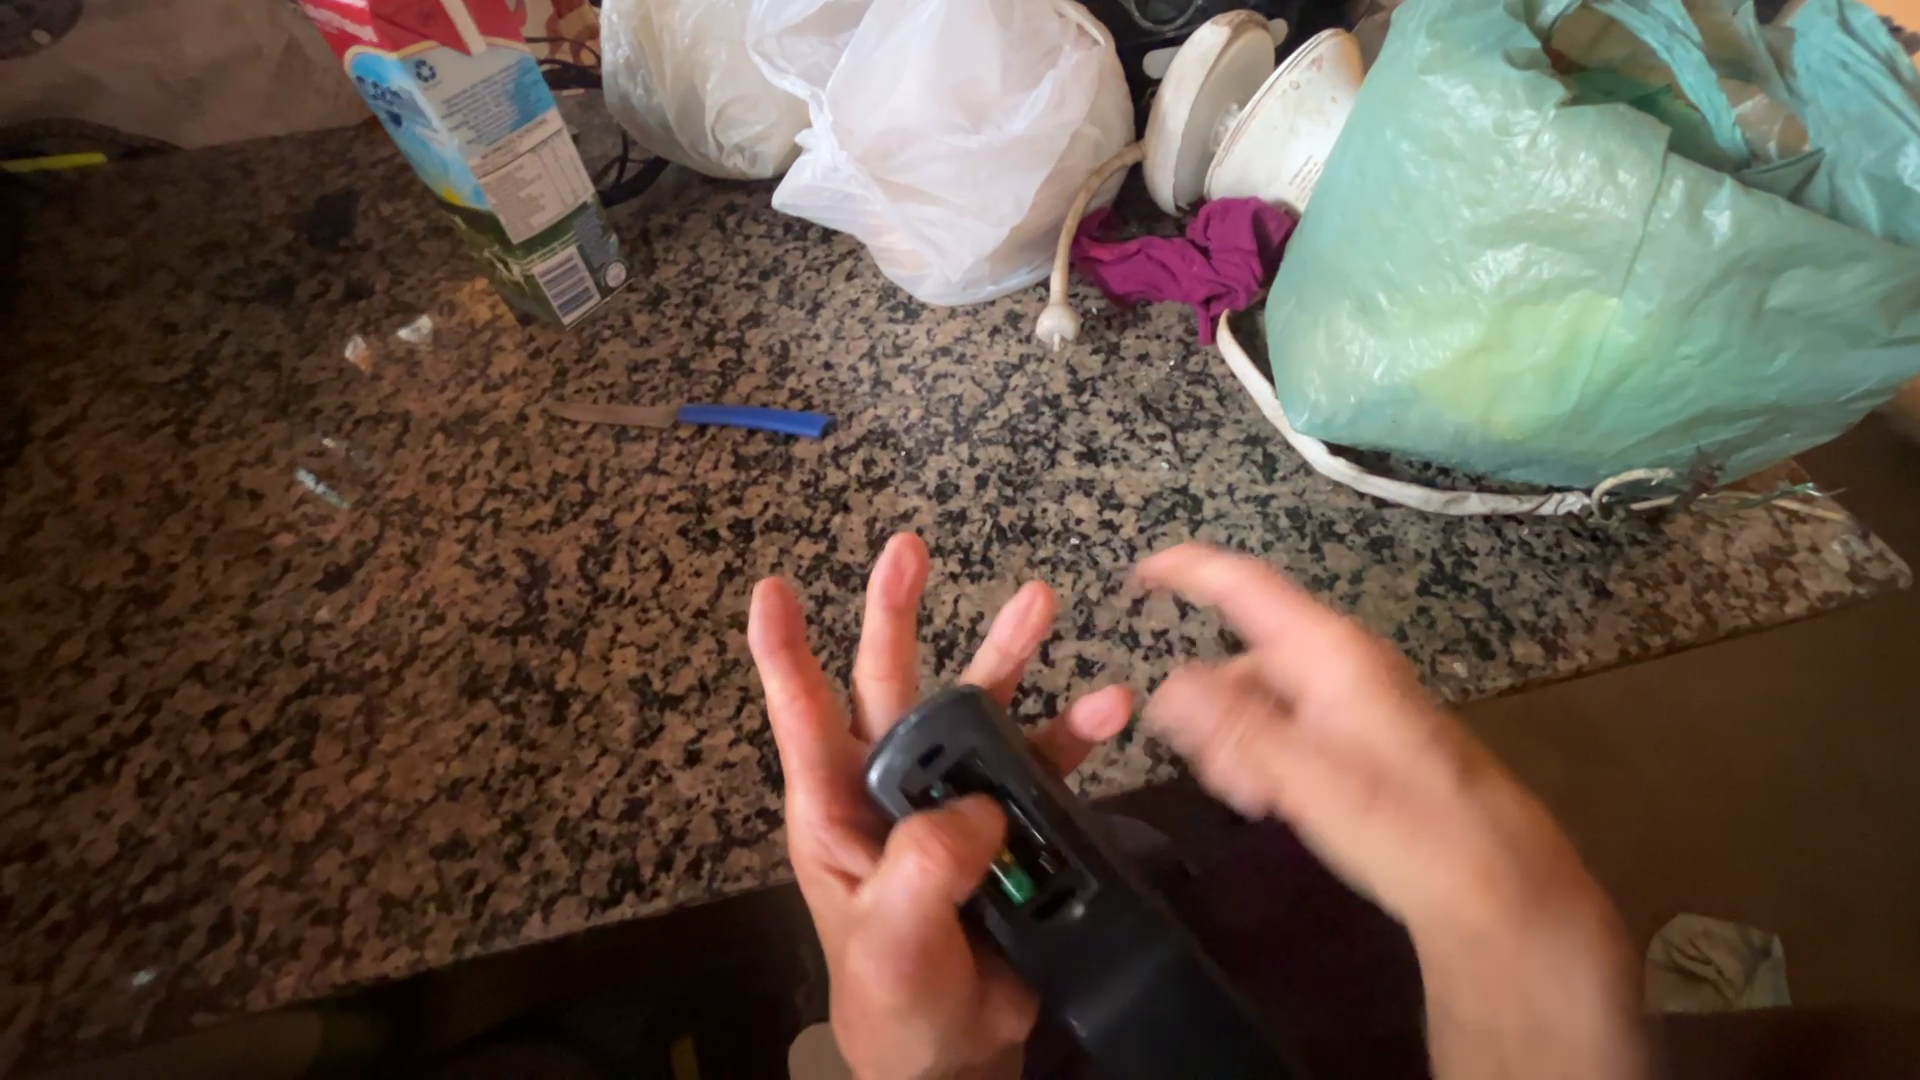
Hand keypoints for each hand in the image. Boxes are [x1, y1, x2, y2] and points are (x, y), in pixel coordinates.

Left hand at [749, 534, 1132, 1079]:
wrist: (961, 1045)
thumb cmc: (896, 998)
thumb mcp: (890, 945)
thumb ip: (921, 874)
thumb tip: (977, 809)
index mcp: (836, 805)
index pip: (802, 719)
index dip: (784, 654)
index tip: (771, 590)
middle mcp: (892, 778)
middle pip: (891, 679)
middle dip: (897, 612)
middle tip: (906, 549)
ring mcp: (954, 787)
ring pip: (976, 701)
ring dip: (1006, 650)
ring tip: (1039, 600)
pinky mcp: (1010, 808)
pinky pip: (1043, 757)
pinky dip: (1074, 728)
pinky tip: (1108, 704)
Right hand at [1137, 544, 1644, 1079]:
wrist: (1496, 888)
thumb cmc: (1408, 823)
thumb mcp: (1308, 775)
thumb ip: (1232, 727)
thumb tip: (1164, 687)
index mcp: (1326, 650)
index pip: (1245, 585)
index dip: (1187, 570)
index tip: (1138, 576)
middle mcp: (1330, 663)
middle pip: (1238, 660)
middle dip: (1210, 710)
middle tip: (1216, 770)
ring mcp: (1337, 700)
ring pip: (1251, 701)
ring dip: (1232, 743)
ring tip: (1254, 796)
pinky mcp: (1343, 736)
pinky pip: (1275, 730)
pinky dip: (1256, 758)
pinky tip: (1268, 800)